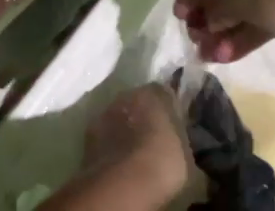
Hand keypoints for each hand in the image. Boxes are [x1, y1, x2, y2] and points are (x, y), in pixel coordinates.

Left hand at [80, 84, 189, 203]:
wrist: (125, 182)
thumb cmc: (164, 163)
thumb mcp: (186, 153)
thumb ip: (180, 138)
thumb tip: (178, 142)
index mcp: (157, 93)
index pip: (165, 94)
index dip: (169, 112)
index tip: (172, 129)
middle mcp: (130, 93)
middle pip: (139, 102)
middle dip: (144, 117)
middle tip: (152, 140)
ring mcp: (107, 110)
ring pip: (119, 116)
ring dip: (124, 128)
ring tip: (133, 153)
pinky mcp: (89, 131)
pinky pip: (105, 133)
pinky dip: (109, 142)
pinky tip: (117, 161)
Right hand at [173, 0, 274, 62]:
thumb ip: (214, 9)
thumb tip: (206, 19)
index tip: (180, 18)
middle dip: (209, 15)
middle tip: (196, 41)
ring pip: (244, 1)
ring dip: (226, 28)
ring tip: (209, 57)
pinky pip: (263, 12)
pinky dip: (246, 31)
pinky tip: (228, 55)